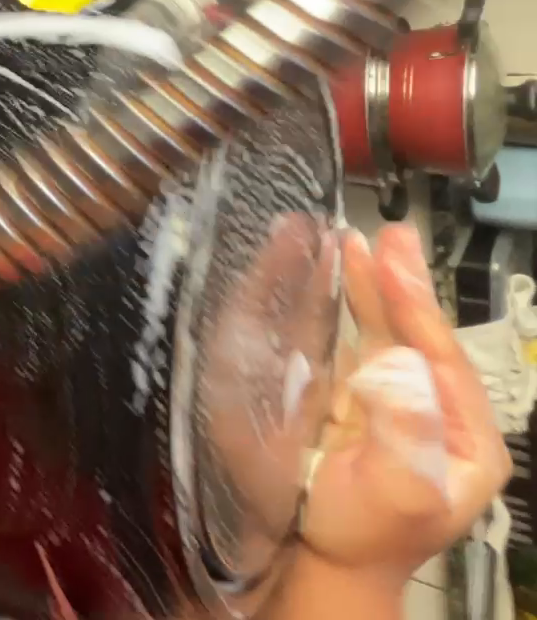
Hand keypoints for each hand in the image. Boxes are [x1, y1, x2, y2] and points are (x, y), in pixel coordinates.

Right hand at [300, 225, 511, 586]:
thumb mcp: (397, 487)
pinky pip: (354, 347)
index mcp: (462, 433)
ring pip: (388, 336)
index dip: (412, 303)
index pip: (439, 353)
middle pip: (418, 336)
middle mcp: (434, 412)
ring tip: (360, 245)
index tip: (389, 256)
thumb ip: (404, 428)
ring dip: (374, 289)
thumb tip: (397, 364)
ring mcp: (393, 407)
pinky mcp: (353, 404)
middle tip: (385, 232)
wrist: (326, 555)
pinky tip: (338, 288)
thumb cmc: (361, 527)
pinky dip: (346, 311)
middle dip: (400, 283)